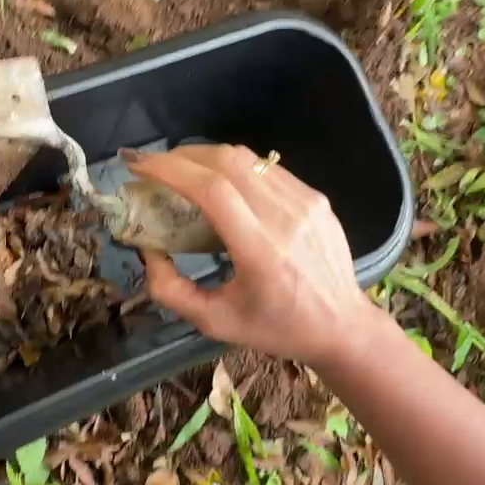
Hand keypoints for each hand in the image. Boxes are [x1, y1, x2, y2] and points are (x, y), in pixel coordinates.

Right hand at [125, 144, 391, 367]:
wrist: (343, 325)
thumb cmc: (277, 328)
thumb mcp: (216, 322)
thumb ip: (172, 291)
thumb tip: (149, 250)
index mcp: (261, 252)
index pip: (212, 191)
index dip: (172, 170)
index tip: (141, 167)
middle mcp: (285, 218)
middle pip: (227, 162)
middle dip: (183, 156)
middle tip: (155, 167)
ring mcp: (305, 202)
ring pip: (247, 158)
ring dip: (206, 156)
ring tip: (182, 170)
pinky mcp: (316, 197)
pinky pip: (267, 168)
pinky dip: (234, 167)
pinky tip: (221, 182)